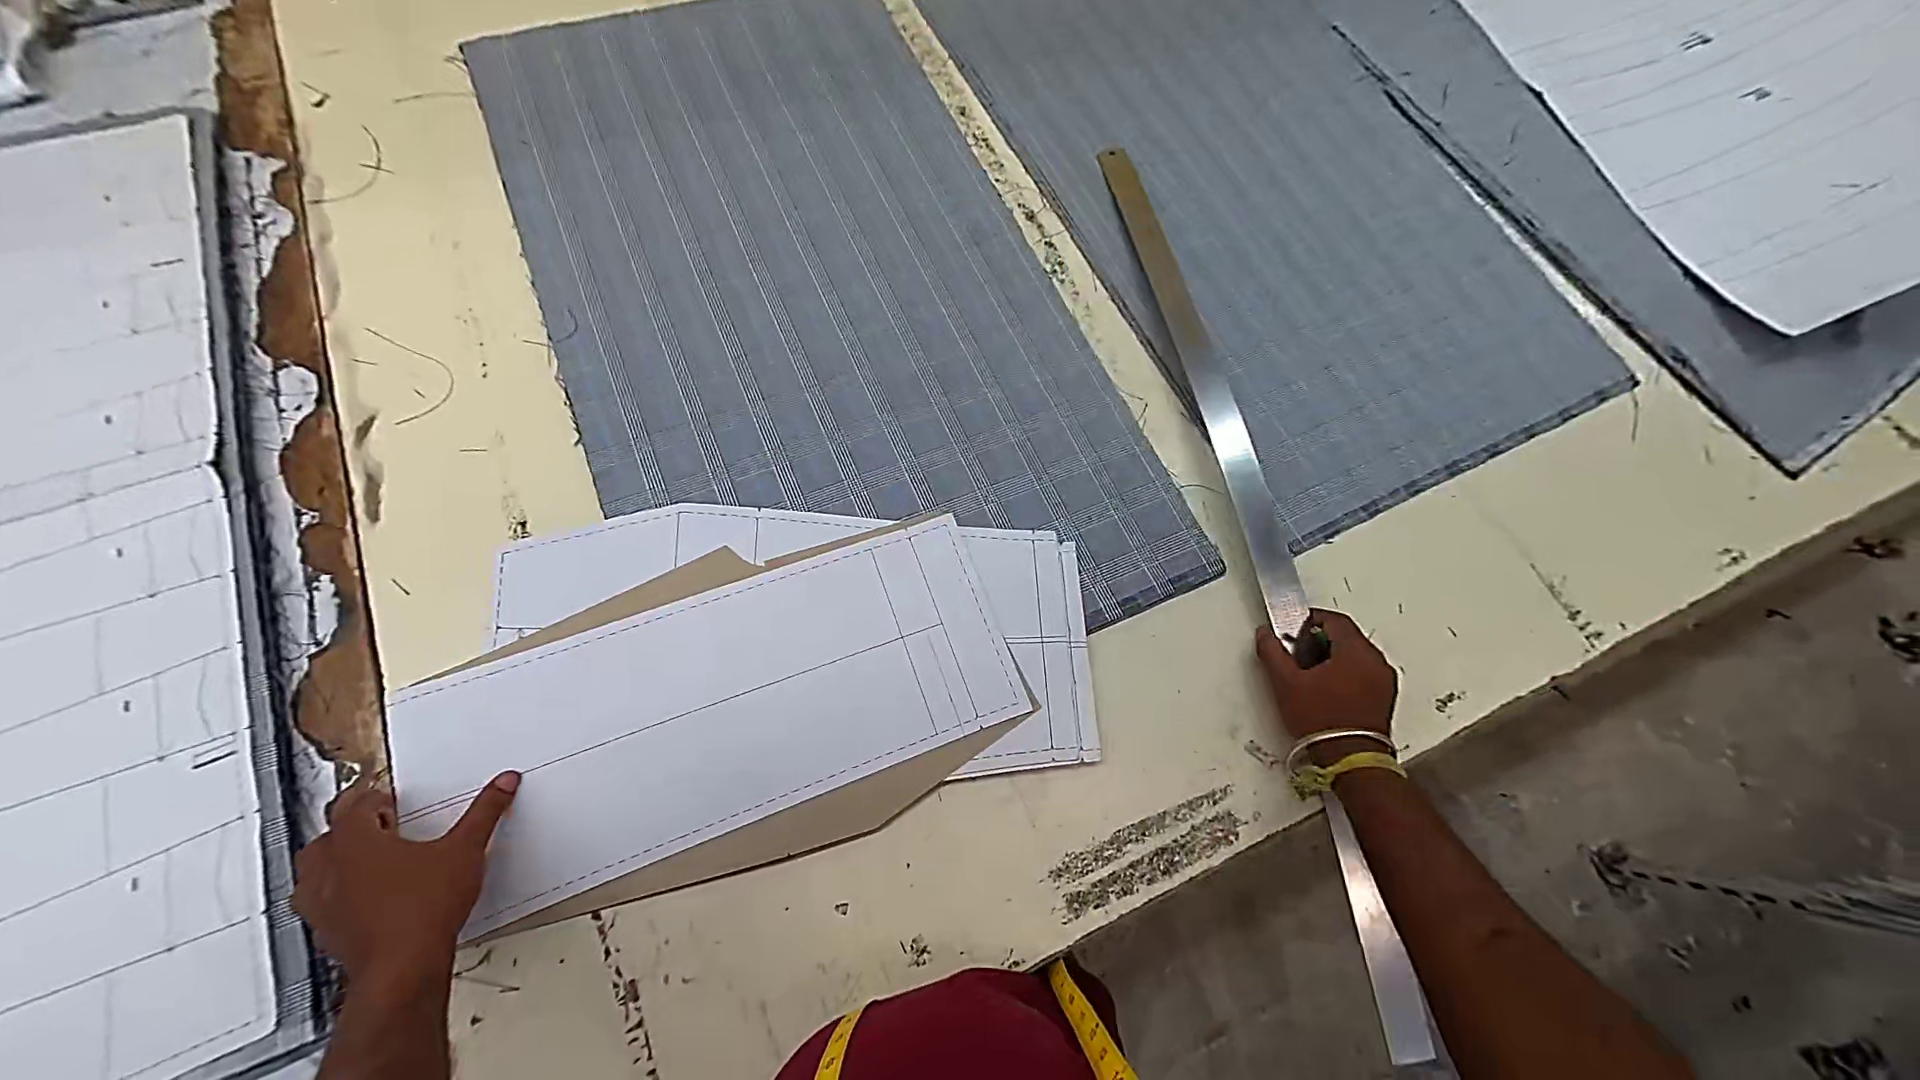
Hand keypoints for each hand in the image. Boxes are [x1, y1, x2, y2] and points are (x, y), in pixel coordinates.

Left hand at [294, 772, 519, 992]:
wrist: (404, 966)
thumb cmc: (423, 910)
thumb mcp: (466, 849)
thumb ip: (485, 812)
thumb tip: (502, 785)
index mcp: (357, 845)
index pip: (351, 808)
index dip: (370, 797)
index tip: (386, 796)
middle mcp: (331, 873)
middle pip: (325, 839)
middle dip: (349, 827)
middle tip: (376, 822)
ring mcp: (324, 906)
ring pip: (312, 874)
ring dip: (334, 861)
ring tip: (364, 857)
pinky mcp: (328, 932)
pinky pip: (319, 905)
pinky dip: (337, 894)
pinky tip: (364, 897)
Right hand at [1255, 609, 1396, 762]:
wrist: (1348, 759)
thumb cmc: (1322, 722)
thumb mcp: (1285, 683)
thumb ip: (1273, 652)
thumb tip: (1265, 635)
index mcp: (1357, 653)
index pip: (1334, 619)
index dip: (1309, 619)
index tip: (1292, 628)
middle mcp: (1376, 663)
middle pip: (1346, 636)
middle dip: (1319, 639)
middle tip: (1296, 652)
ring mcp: (1384, 681)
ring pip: (1355, 655)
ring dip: (1332, 656)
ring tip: (1308, 673)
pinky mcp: (1384, 697)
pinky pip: (1363, 672)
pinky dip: (1344, 672)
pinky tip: (1324, 688)